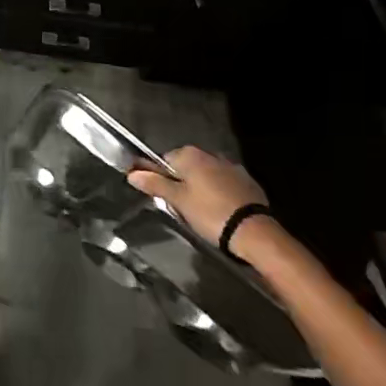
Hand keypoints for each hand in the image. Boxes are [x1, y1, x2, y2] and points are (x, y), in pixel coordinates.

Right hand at [127, 146, 268, 247]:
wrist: (254, 231)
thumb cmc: (210, 213)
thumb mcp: (178, 201)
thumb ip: (155, 184)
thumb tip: (132, 173)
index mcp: (191, 155)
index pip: (165, 160)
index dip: (161, 178)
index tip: (164, 198)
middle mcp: (211, 154)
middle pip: (186, 167)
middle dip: (182, 184)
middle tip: (181, 209)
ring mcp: (231, 166)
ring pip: (207, 175)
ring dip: (201, 188)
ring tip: (202, 213)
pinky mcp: (247, 181)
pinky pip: (225, 184)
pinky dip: (219, 193)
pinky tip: (221, 211)